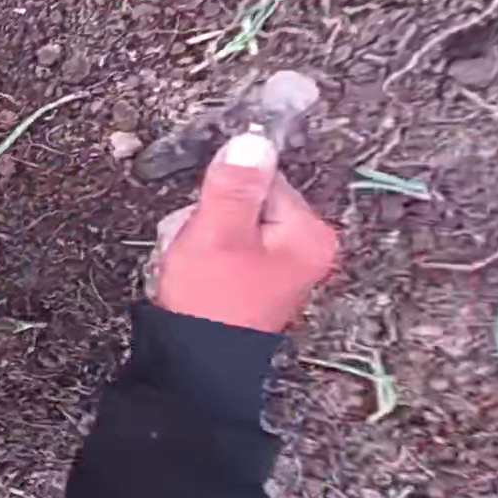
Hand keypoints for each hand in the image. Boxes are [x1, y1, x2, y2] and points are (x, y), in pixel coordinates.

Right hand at [152, 132, 338, 332]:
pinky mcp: (251, 276)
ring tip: (189, 259)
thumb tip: (253, 139)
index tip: (203, 213)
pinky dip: (200, 250)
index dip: (222, 191)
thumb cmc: (210, 297)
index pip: (263, 180)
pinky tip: (190, 268)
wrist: (195, 357)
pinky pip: (222, 243)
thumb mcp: (218, 233)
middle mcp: (301, 247)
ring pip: (226, 221)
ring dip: (197, 233)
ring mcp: (276, 264)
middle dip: (206, 215)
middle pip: (244, 201)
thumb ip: (234, 186)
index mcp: (308, 234)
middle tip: (195, 241)